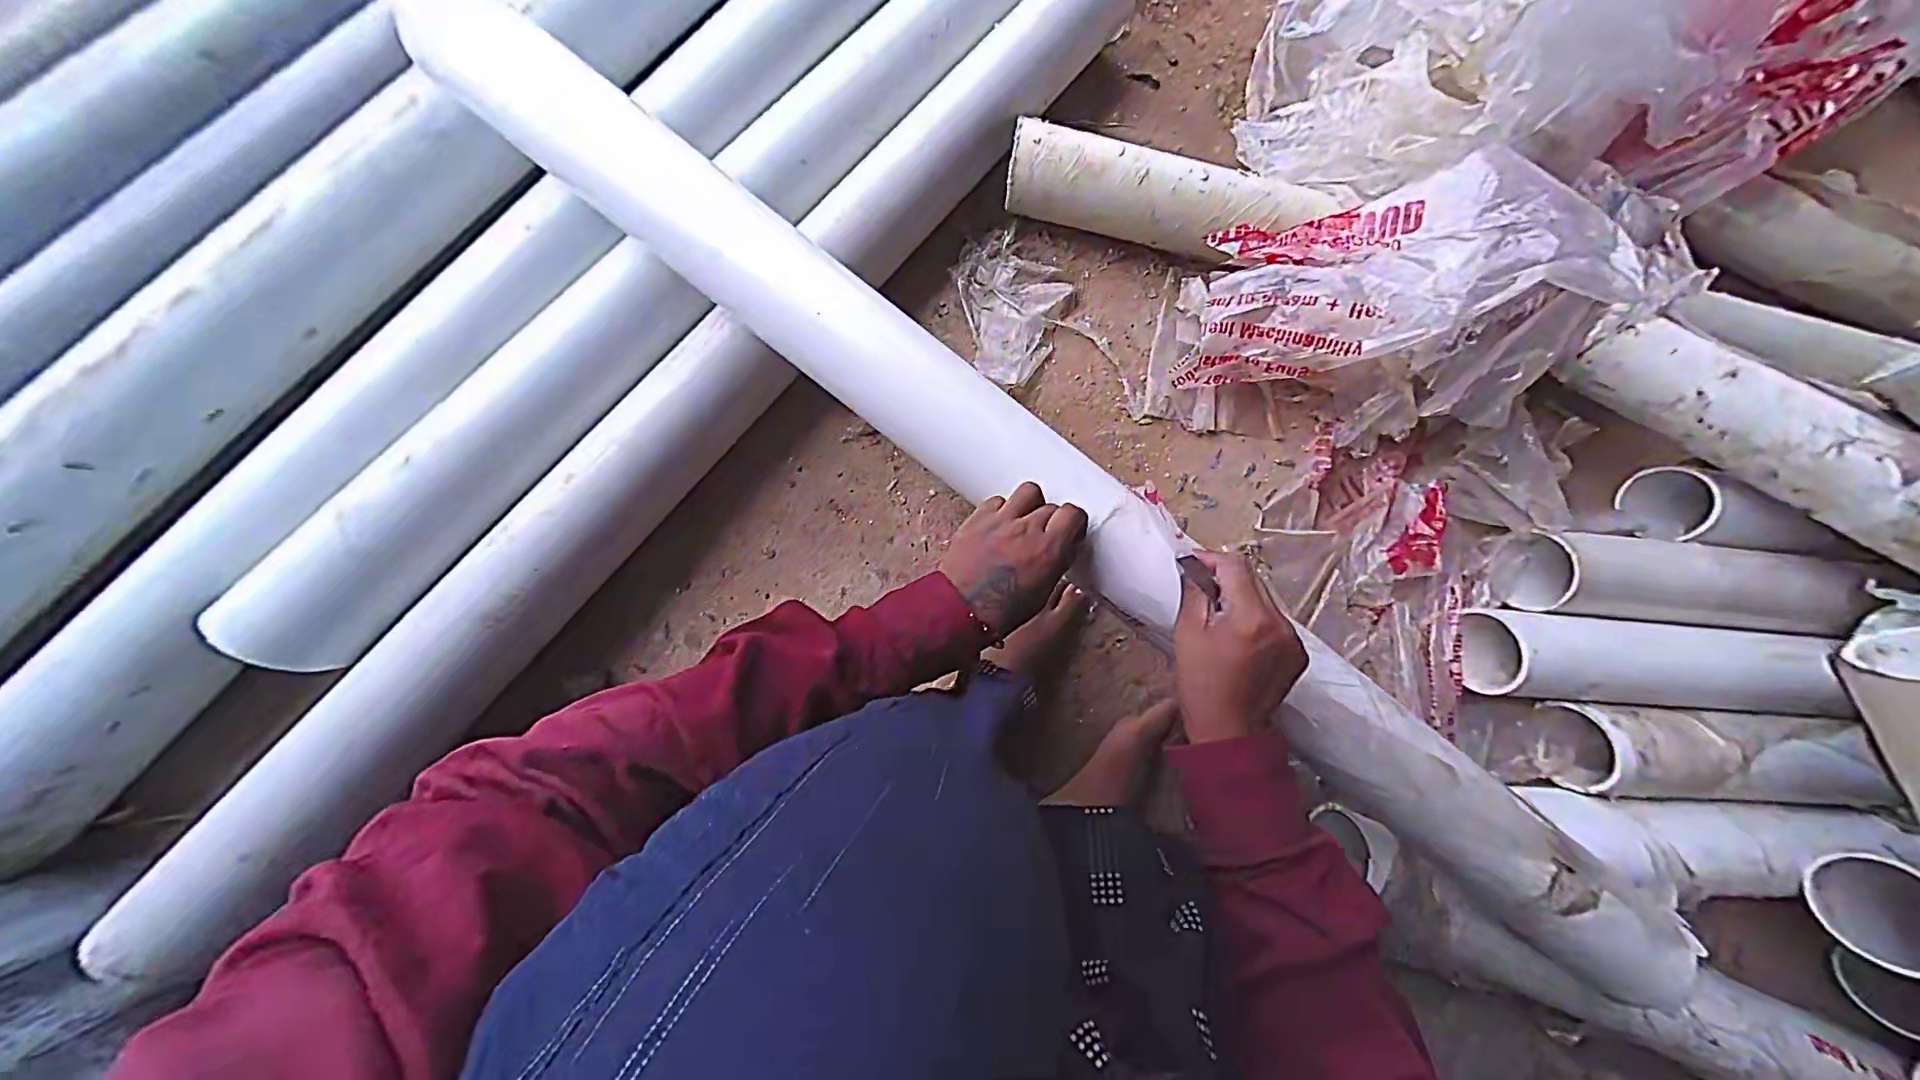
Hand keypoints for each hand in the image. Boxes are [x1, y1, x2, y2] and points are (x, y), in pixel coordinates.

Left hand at [939, 482, 1087, 638]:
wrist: (960, 607)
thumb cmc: (999, 609)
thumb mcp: (1042, 593)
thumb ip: (1057, 563)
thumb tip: (1065, 549)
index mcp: (1048, 550)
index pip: (1072, 514)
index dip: (1072, 521)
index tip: (1069, 530)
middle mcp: (1027, 529)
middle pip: (1050, 506)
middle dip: (1051, 519)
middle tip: (1044, 533)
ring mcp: (1001, 520)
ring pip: (1028, 492)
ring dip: (1031, 503)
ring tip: (1025, 519)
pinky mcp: (979, 518)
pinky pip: (998, 500)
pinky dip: (1002, 508)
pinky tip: (1001, 523)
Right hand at [1174, 550, 1306, 743]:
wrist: (1228, 729)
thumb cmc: (1201, 685)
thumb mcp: (1188, 633)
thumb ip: (1196, 594)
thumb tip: (1195, 568)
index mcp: (1251, 618)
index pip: (1236, 567)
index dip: (1211, 559)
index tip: (1194, 563)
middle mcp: (1280, 625)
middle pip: (1253, 580)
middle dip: (1226, 578)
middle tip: (1201, 586)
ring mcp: (1293, 640)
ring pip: (1265, 599)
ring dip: (1241, 597)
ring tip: (1218, 613)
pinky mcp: (1297, 653)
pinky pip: (1275, 620)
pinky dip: (1255, 617)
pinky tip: (1236, 634)